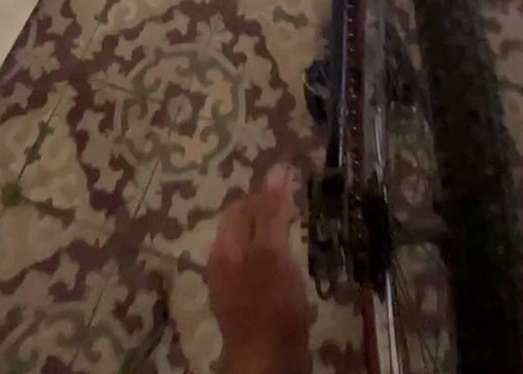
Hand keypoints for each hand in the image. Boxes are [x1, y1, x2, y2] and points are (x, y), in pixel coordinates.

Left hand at [207, 165, 312, 373]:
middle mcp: (224, 266)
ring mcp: (236, 290)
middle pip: (244, 226)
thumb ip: (273, 211)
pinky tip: (293, 265)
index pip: (240, 206)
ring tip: (299, 229)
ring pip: (253, 249)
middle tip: (299, 203)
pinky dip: (277, 259)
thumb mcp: (272, 252)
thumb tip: (277, 168)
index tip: (293, 182)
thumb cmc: (270, 305)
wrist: (270, 366)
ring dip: (273, 234)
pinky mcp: (251, 308)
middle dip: (268, 210)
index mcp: (224, 249)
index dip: (264, 190)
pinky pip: (261, 271)